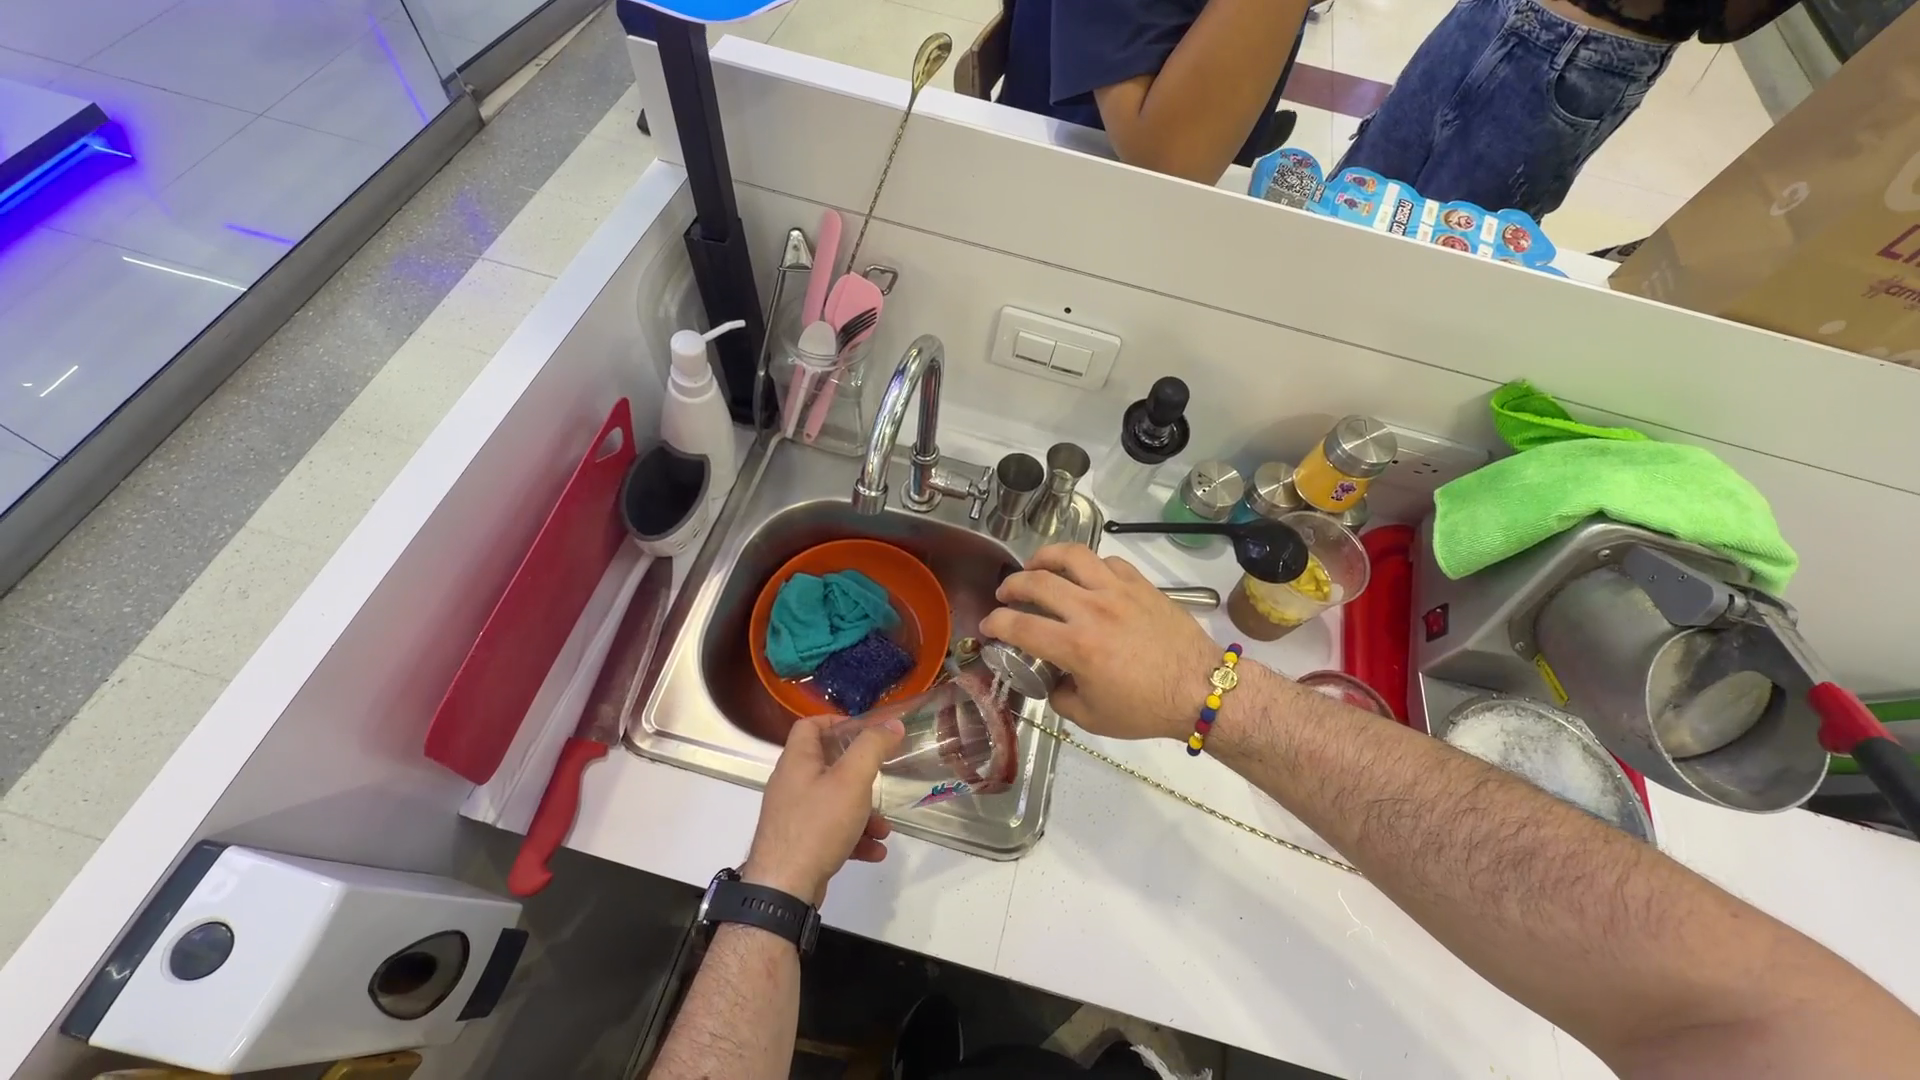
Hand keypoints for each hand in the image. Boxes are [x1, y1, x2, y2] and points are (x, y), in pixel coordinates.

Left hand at [742, 715, 904, 905]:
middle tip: (880, 779)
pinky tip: (874, 851)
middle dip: (860, 775)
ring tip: (885, 829)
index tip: (865, 731)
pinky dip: (853, 836)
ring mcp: (793, 816)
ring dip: (863, 812)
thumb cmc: (818, 825)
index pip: (810, 725)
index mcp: (797, 761)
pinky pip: (830, 831)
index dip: (836, 722)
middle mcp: (791, 784)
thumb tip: (891, 724)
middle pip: (827, 765)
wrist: (783, 889)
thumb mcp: (852, 780)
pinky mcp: (799, 843)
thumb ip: (872, 748)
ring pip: (833, 802)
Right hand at [979, 545, 1219, 740]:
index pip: (1019, 625)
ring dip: (1045, 557)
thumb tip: (1050, 680)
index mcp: (1076, 647)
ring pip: (1072, 555)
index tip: (988, 626)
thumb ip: (1061, 696)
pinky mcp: (1140, 584)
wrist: (1199, 690)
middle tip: (1005, 594)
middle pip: (1037, 581)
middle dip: (1011, 585)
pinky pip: (1106, 561)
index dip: (995, 623)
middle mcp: (1092, 611)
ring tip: (1036, 566)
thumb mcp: (1092, 717)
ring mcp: (1117, 591)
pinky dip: (1087, 565)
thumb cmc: (1146, 709)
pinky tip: (1083, 576)